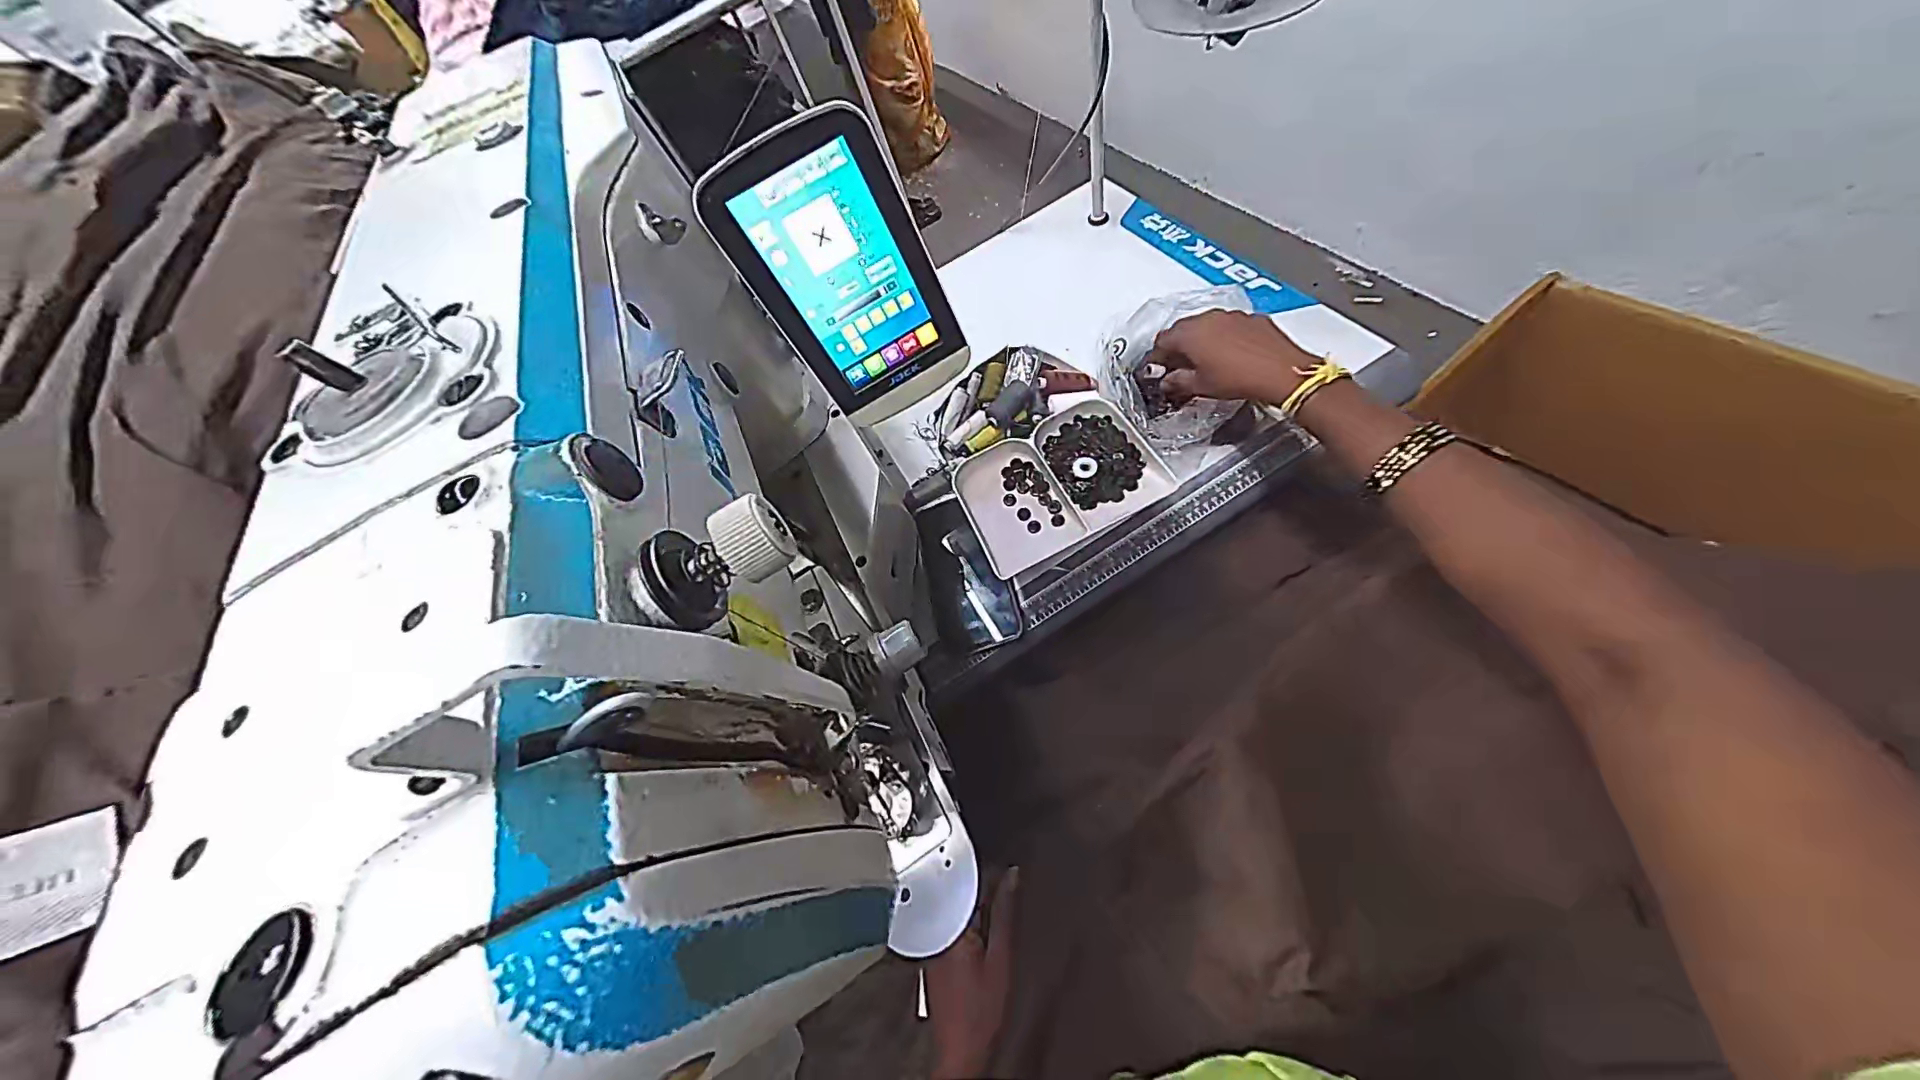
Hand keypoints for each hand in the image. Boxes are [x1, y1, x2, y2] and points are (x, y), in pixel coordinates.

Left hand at [925, 867, 1019, 1078]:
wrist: (962, 1051)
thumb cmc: (982, 1011)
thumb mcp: (1001, 955)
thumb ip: (1005, 912)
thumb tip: (1011, 878)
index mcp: (951, 924)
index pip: (970, 880)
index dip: (991, 873)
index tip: (1007, 871)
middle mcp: (935, 928)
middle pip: (959, 892)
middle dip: (982, 887)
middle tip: (1004, 890)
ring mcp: (930, 941)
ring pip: (954, 907)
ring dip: (974, 903)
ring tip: (995, 913)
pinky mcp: (930, 953)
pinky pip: (949, 923)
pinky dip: (965, 921)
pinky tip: (979, 934)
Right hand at [1145, 309, 1320, 404]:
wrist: (1281, 372)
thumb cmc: (1241, 377)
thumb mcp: (1201, 387)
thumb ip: (1177, 382)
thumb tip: (1170, 382)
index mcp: (1189, 334)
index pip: (1161, 342)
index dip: (1156, 358)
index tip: (1158, 369)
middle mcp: (1208, 318)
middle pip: (1182, 330)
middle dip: (1176, 348)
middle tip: (1177, 367)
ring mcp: (1231, 316)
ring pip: (1205, 325)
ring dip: (1200, 341)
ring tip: (1203, 362)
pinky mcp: (1250, 319)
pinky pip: (1228, 325)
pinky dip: (1222, 338)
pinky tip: (1228, 355)